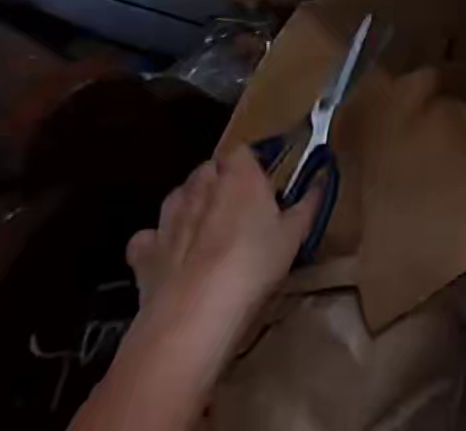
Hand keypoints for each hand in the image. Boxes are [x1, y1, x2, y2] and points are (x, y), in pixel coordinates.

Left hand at [127, 146, 323, 328]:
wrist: (195, 314)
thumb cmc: (254, 263)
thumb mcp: (295, 233)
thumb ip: (308, 202)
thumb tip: (321, 180)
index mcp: (239, 177)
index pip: (242, 151)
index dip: (253, 162)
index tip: (267, 179)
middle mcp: (200, 187)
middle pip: (208, 169)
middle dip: (221, 179)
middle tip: (242, 203)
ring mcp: (167, 219)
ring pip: (178, 196)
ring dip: (191, 203)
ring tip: (209, 225)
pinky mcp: (143, 252)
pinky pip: (149, 236)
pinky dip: (159, 240)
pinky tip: (172, 254)